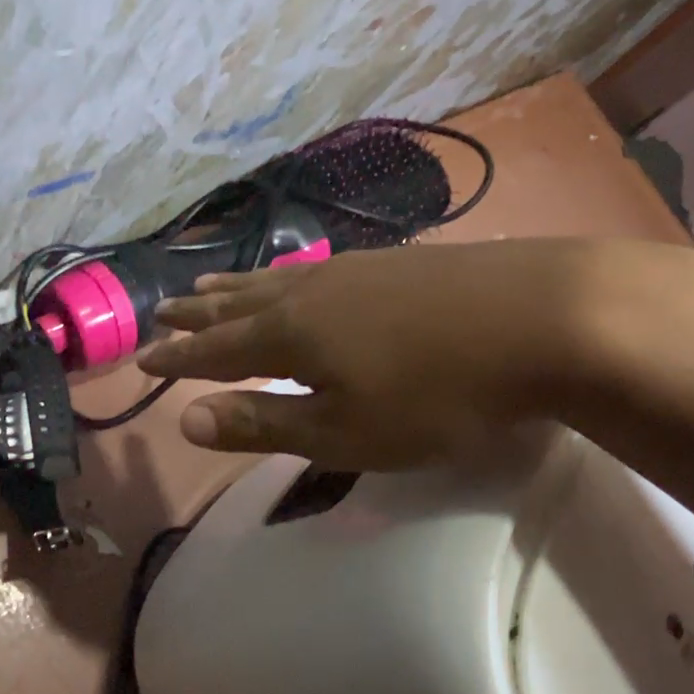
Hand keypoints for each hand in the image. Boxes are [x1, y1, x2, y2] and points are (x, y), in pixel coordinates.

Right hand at [139, 238, 649, 467]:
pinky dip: (287, 276)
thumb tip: (185, 421)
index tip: (143, 359)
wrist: (551, 320)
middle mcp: (310, 294)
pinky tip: (300, 275)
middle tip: (164, 311)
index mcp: (288, 336)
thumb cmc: (437, 395)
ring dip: (238, 288)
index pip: (214, 350)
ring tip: (212, 287)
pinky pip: (317, 269)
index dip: (178, 359)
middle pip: (239, 305)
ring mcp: (357, 271)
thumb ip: (263, 424)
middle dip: (199, 315)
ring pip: (277, 280)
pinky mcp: (400, 262)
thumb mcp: (343, 431)